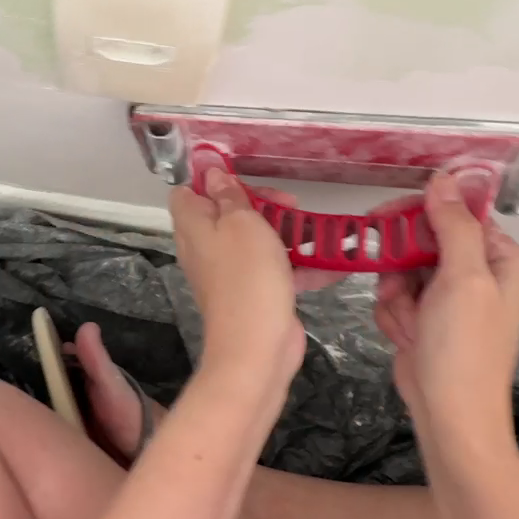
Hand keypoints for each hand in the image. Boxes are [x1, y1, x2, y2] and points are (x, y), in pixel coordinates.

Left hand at [169, 167, 306, 387]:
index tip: (243, 179)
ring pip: (254, 240)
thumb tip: (210, 173)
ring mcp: (228, 271)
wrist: (256, 345)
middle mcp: (204, 246)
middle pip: (226, 213)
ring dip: (285, 233)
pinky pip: (272, 270)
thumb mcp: (241, 222)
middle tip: (290, 204)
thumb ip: (228, 196)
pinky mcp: (252, 292)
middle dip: (261, 204)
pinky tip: (330, 263)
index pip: (187, 193)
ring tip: (315, 232)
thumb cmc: (247, 275)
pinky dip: (297, 266)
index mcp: (193, 225)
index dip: (211, 181)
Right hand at [373, 170, 518, 433]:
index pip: (457, 214)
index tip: (385, 218)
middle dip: (402, 267)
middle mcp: (479, 274)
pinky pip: (395, 297)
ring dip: (397, 296)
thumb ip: (453, 226)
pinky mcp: (425, 317)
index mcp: (502, 260)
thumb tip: (444, 178)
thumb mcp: (463, 279)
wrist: (449, 412)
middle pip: (423, 240)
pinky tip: (406, 336)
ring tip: (411, 324)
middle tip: (395, 283)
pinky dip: (394, 315)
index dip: (419, 213)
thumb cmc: (464, 347)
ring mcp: (449, 298)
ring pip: (401, 269)